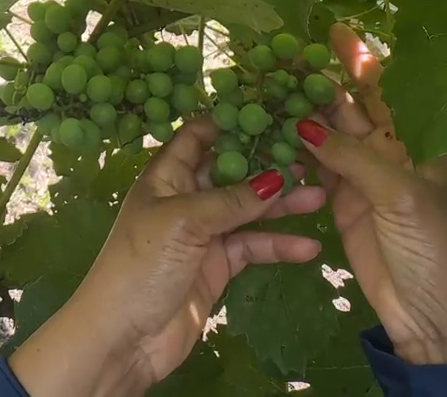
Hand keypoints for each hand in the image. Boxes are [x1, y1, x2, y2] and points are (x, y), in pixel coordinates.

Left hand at [8, 120, 326, 396]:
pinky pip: (252, 246)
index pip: (199, 136)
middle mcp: (185, 197)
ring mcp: (203, 232)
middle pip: (230, 171)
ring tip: (321, 194)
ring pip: (247, 209)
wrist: (125, 335)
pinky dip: (278, 245)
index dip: (229, 122)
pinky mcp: (217, 265)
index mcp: (166, 175)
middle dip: (265, 163)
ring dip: (280, 204)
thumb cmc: (142, 263)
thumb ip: (230, 200)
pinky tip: (309, 246)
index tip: (269, 111)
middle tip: (308, 154)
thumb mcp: (184, 222)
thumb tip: (276, 177)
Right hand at [295, 24, 446, 366]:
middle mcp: (388, 153)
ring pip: (326, 134)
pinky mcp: (340, 203)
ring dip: (300, 112)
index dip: (360, 60)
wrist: (442, 327)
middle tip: (281, 52)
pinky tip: (268, 130)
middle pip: (349, 107)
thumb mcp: (403, 200)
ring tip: (266, 84)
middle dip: (319, 80)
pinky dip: (292, 150)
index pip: (385, 91)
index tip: (332, 28)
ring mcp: (362, 177)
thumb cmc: (440, 254)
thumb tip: (302, 123)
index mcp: (417, 144)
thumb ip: (353, 159)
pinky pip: (313, 167)